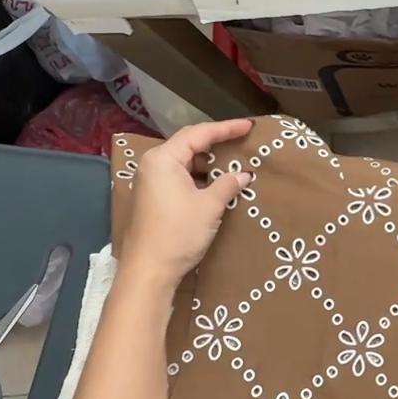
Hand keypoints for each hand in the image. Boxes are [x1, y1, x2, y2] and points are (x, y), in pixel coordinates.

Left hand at [120, 119, 254, 289]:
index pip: (199, 134)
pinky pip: (178, 174)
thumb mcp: (210, 206)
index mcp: (164, 159)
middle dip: (216, 140)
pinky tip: (214, 181)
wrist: (148, 272)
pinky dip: (197, 174)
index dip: (226, 128)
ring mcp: (149, 181)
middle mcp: (152, 164)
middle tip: (241, 138)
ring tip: (231, 160)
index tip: (249, 126)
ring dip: (207, 160)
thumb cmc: (179, 233)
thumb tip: (244, 174)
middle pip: (188, 143)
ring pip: (183, 160)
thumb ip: (228, 183)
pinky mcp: (151, 196)